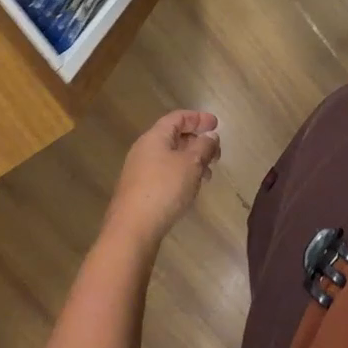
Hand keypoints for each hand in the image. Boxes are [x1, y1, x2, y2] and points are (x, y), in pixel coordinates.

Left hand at [104, 110, 220, 247]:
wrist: (131, 230)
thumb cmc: (164, 188)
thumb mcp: (192, 163)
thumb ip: (204, 146)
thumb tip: (210, 136)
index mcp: (155, 137)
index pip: (178, 117)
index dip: (198, 118)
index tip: (216, 125)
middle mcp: (144, 150)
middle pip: (174, 137)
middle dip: (197, 143)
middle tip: (216, 154)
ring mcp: (139, 172)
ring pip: (170, 158)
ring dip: (191, 162)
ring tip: (208, 175)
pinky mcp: (139, 191)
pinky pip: (164, 174)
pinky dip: (181, 175)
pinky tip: (190, 189)